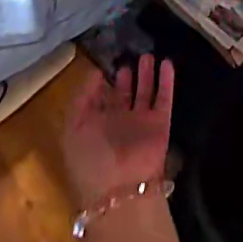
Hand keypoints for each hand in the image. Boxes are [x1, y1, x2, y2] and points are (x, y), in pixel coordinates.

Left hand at [64, 55, 174, 207]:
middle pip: (123, 95)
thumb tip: (94, 72)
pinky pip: (164, 97)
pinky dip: (166, 80)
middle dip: (125, 77)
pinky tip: (167, 63)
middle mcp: (118, 123)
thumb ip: (82, 99)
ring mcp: (141, 122)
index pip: (98, 100)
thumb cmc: (92, 157)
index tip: (106, 62)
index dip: (100, 82)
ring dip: (146, 75)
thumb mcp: (75, 128)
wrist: (122, 185)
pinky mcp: (160, 122)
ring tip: (147, 56)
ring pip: (144, 93)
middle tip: (128, 57)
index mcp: (94, 126)